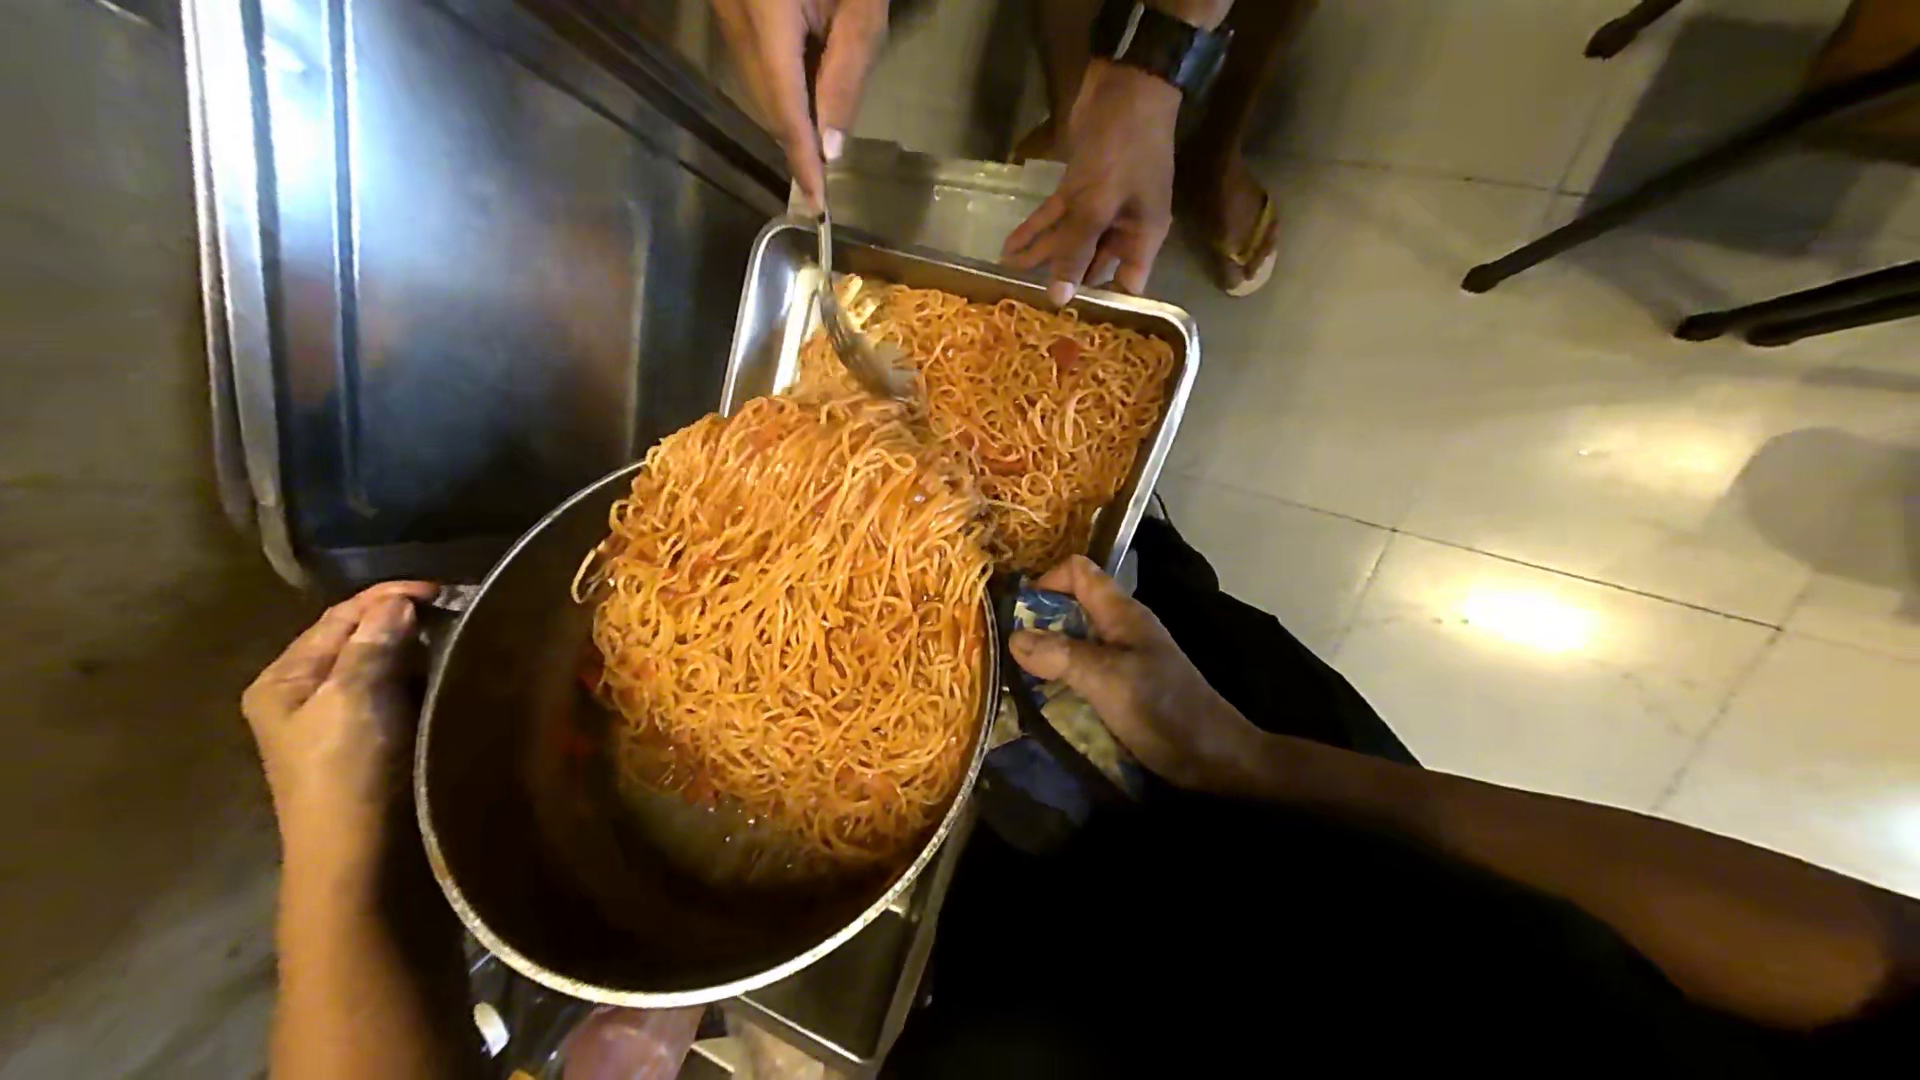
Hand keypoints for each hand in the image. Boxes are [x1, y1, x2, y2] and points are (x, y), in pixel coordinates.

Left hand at [242, 581, 438, 845]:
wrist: (360, 846)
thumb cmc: (347, 769)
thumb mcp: (352, 699)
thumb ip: (372, 644)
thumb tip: (398, 601)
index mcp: (286, 679)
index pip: (340, 618)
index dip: (388, 596)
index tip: (443, 590)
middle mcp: (310, 691)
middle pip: (361, 635)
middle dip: (407, 616)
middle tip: (459, 607)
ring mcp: (344, 713)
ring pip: (386, 659)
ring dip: (421, 642)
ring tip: (463, 631)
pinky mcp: (377, 731)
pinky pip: (402, 685)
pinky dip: (427, 669)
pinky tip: (454, 665)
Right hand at [712, 0, 887, 211]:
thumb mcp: (862, 9)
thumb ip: (845, 78)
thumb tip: (830, 148)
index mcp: (766, 11)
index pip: (785, 108)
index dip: (802, 160)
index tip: (816, 204)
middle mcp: (733, 11)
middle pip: (767, 100)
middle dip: (798, 139)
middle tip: (825, 174)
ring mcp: (722, 4)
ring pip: (757, 84)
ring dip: (791, 113)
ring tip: (822, 128)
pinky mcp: (725, 2)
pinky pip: (752, 60)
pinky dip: (781, 84)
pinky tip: (807, 86)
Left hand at [1003, 61, 1178, 302]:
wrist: (1124, 84)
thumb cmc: (1123, 149)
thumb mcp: (1099, 206)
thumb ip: (1077, 251)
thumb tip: (1059, 299)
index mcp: (1141, 239)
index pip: (1125, 286)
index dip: (1103, 305)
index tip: (1073, 324)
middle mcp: (1122, 229)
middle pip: (1091, 267)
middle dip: (1063, 282)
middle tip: (1031, 303)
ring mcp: (1100, 209)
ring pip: (1068, 241)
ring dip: (1041, 255)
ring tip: (1009, 274)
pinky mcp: (1079, 189)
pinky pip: (1056, 218)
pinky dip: (1034, 230)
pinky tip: (1009, 247)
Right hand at [1008, 556, 1264, 790]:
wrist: (1213, 758)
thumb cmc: (1163, 708)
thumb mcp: (1106, 678)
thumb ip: (1060, 655)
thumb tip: (1013, 638)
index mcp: (1120, 613)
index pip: (1078, 571)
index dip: (1046, 581)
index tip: (1020, 615)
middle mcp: (1119, 628)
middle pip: (1071, 605)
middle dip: (1038, 621)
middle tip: (1009, 650)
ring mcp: (1121, 658)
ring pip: (1073, 639)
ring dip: (1046, 652)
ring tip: (1019, 676)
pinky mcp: (1121, 686)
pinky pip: (1081, 669)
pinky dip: (1060, 676)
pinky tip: (1044, 698)